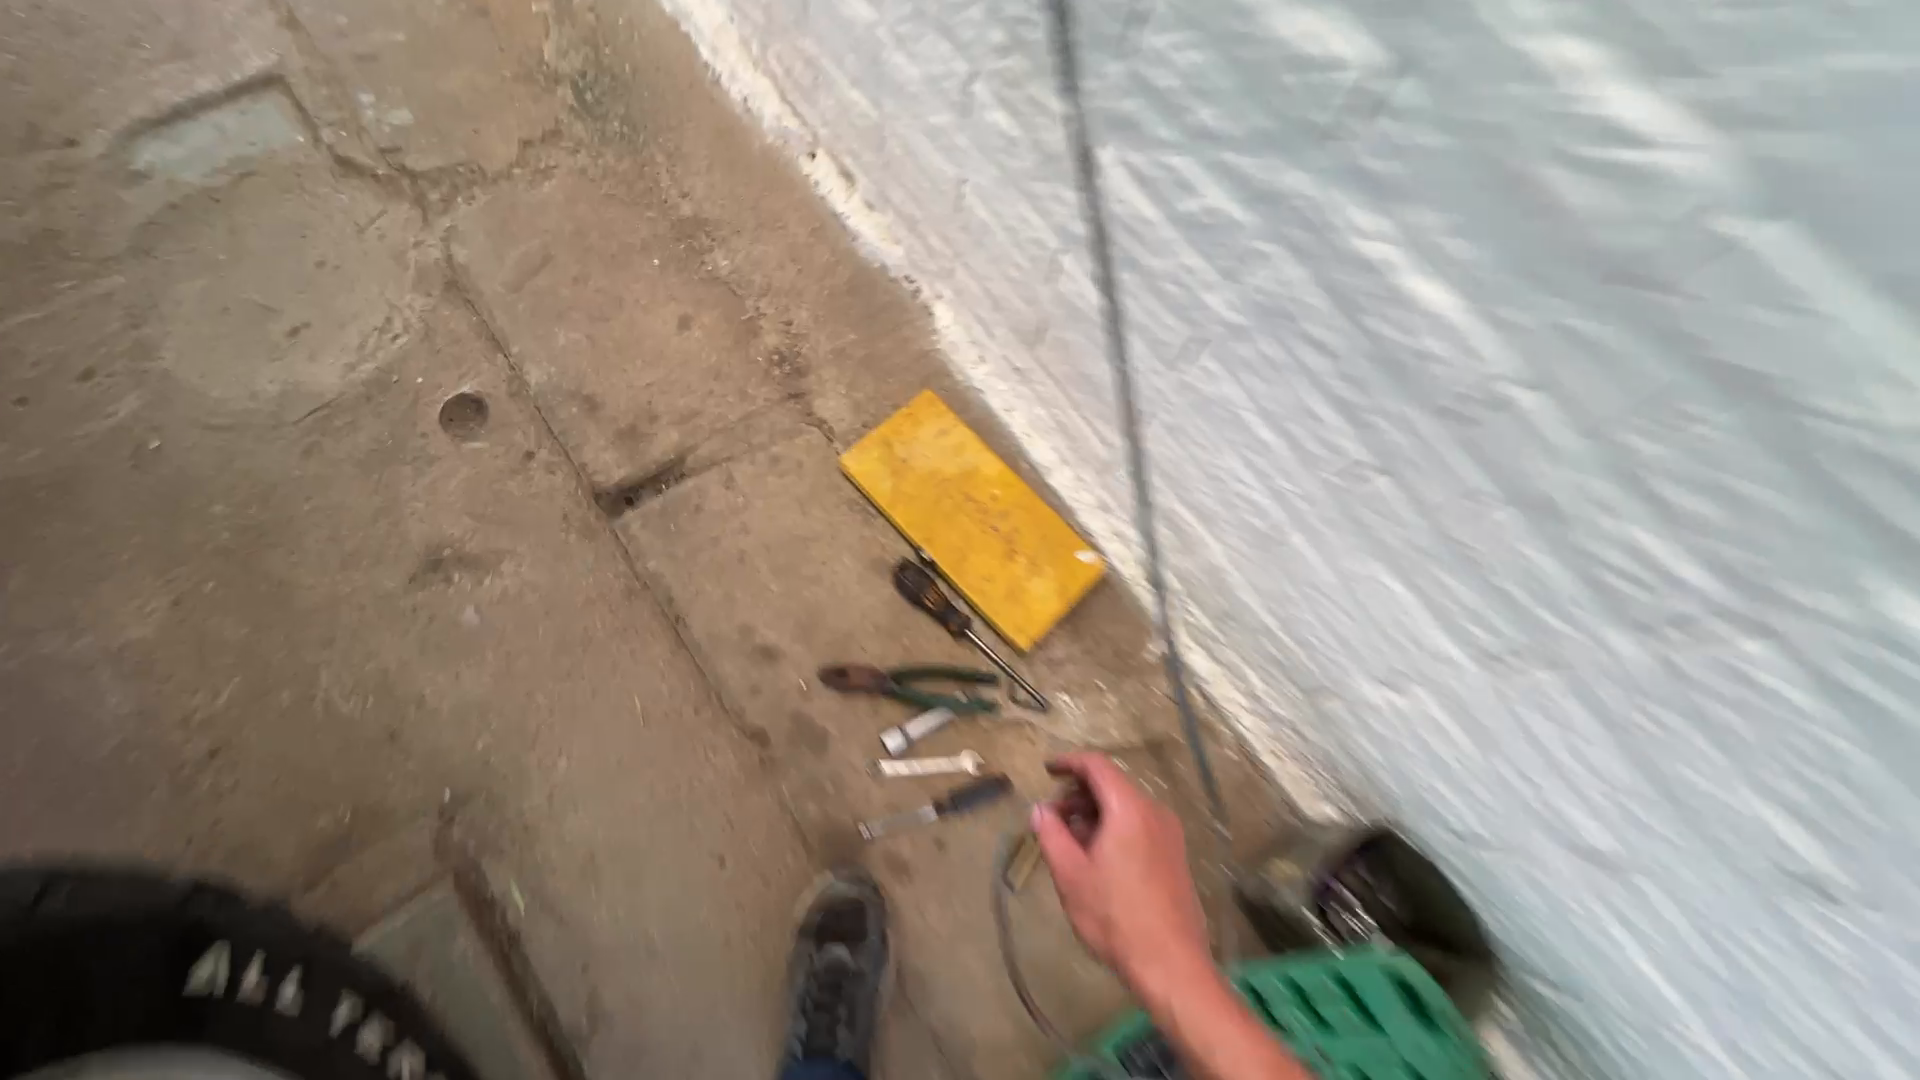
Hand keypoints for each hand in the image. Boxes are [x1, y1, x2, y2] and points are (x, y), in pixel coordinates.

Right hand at [1031, 752, 1212, 999]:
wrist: (1171, 964)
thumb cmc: (1115, 916)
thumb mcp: (1070, 875)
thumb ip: (1051, 834)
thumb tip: (1040, 809)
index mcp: (1129, 808)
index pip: (1097, 766)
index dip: (1069, 763)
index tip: (1046, 770)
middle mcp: (1154, 811)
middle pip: (1111, 785)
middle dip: (1078, 796)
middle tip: (1052, 820)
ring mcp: (1169, 833)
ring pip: (1125, 807)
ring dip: (1094, 814)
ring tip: (1071, 844)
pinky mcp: (1175, 855)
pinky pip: (1139, 825)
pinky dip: (1114, 828)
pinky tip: (1098, 859)